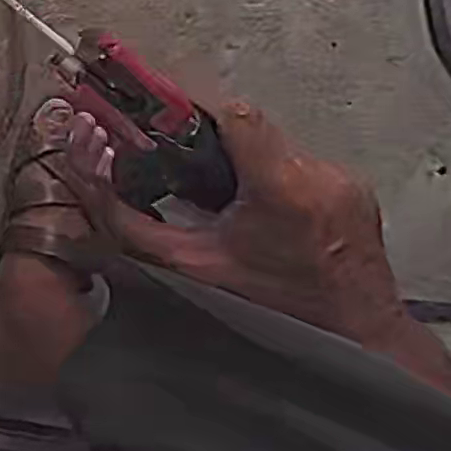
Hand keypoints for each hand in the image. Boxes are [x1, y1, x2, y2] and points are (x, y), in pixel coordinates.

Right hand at [51, 102, 407, 345]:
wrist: (358, 343)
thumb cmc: (271, 310)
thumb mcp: (189, 266)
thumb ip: (132, 222)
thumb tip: (92, 176)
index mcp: (281, 190)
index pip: (235, 113)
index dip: (193, 107)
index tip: (164, 118)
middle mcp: (319, 174)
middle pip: (246, 124)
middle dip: (210, 137)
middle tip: (186, 168)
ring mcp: (342, 178)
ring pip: (268, 139)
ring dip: (239, 156)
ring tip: (223, 196)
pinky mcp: (353, 186)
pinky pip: (293, 158)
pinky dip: (267, 172)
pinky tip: (258, 208)